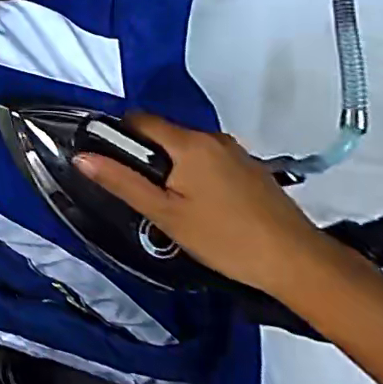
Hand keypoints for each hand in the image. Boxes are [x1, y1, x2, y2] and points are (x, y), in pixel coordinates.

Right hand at [73, 112, 340, 296]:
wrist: (300, 264)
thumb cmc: (225, 238)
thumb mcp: (165, 214)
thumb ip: (122, 182)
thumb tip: (82, 157)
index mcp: (189, 143)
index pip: (139, 119)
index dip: (119, 135)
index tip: (112, 163)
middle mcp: (213, 138)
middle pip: (164, 133)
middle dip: (147, 156)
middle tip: (145, 194)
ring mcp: (236, 153)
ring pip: (187, 148)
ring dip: (173, 166)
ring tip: (174, 205)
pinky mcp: (251, 169)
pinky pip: (209, 160)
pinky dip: (197, 174)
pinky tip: (204, 208)